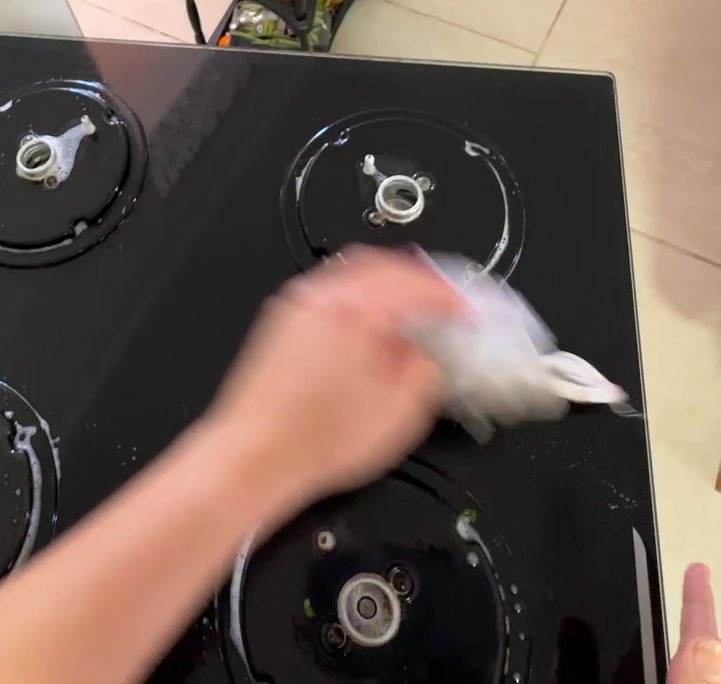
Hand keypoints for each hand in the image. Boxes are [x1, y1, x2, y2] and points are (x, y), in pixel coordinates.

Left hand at [199, 247, 462, 519]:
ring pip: (353, 273)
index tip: (468, 312)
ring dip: (389, 285)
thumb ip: (424, 372)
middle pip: (382, 264)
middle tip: (445, 302)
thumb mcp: (397, 413)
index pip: (415, 284)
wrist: (253, 455)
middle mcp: (322, 297)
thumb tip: (430, 355)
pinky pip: (331, 290)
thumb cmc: (310, 441)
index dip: (451, 297)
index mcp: (354, 311)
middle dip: (419, 281)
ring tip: (414, 312)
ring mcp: (298, 304)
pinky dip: (361, 298)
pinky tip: (372, 325)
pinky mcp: (284, 319)